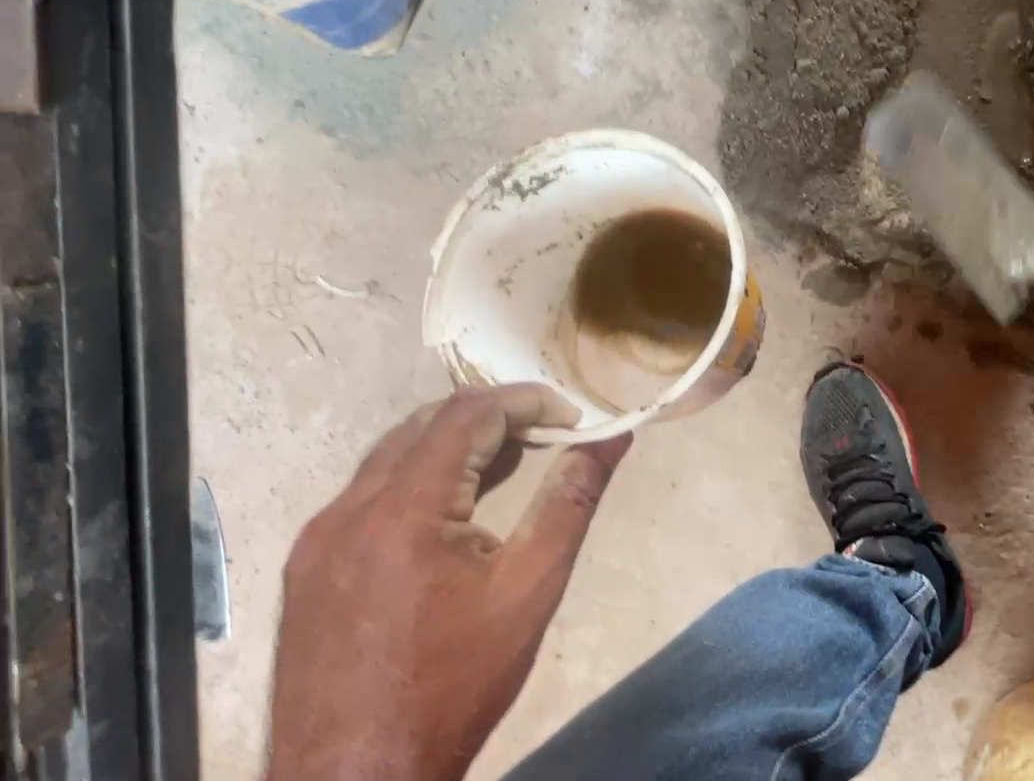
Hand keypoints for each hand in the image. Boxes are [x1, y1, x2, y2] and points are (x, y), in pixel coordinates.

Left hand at [266, 385, 630, 780]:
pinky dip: (423, 479)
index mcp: (402, 510)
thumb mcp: (533, 585)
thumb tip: (612, 437)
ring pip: (393, 455)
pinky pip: (370, 494)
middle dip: (493, 417)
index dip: (526, 401)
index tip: (573, 418)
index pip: (467, 415)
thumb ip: (572, 499)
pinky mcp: (309, 567)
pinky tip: (458, 510)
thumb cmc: (457, 679)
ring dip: (456, 446)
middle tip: (549, 436)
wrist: (357, 776)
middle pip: (425, 425)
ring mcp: (318, 540)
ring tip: (514, 463)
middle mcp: (347, 511)